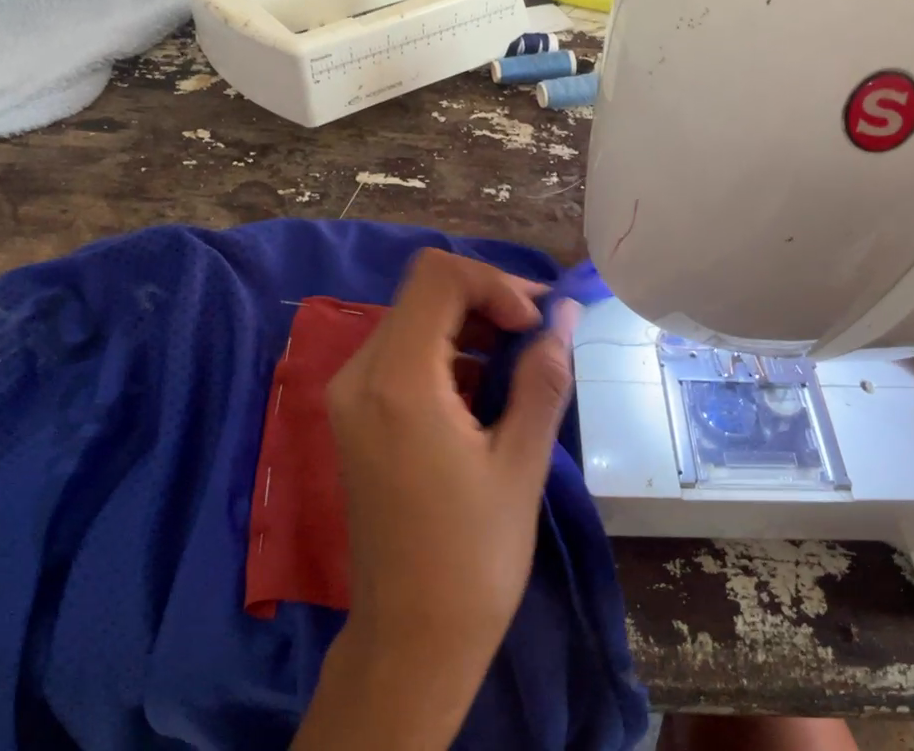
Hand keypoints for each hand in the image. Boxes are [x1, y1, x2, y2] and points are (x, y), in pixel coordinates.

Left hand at [321, 250, 579, 718]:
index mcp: (398, 382)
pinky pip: (402, 358)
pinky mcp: (354, 418)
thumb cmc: (474, 556)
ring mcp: (349, 398)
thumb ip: (542, 376)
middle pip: (424, 293)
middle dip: (488, 302)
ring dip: (471, 330)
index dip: (496, 284)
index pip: (439, 276)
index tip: (535, 328)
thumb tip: (564, 315)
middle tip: (541, 339)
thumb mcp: (521, 461)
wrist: (412, 638)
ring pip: (414, 321)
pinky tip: (484, 398)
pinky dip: (448, 358)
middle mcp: (359, 376)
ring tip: (520, 372)